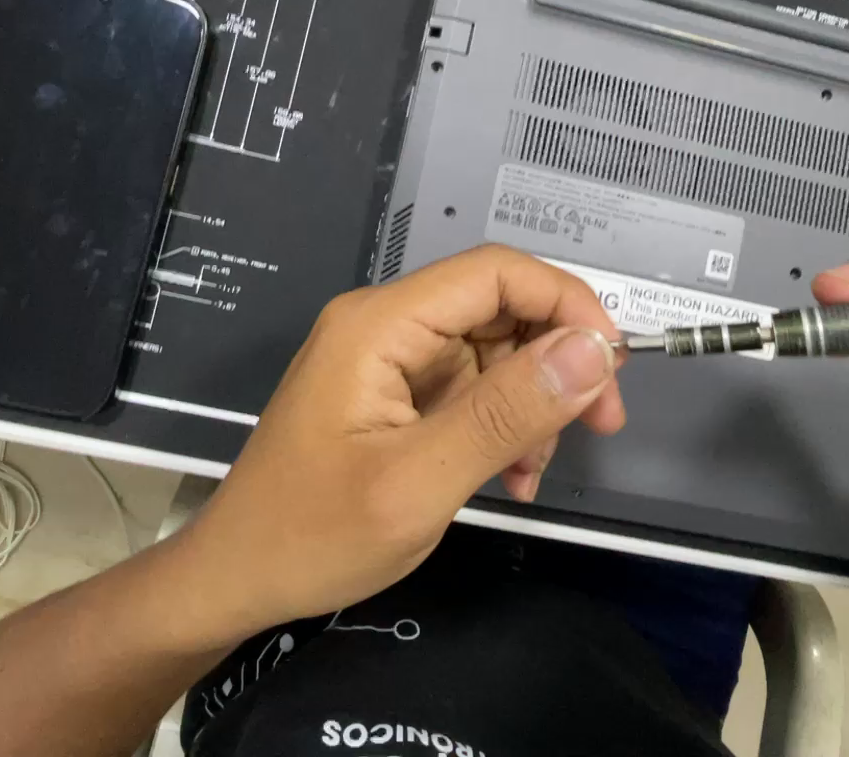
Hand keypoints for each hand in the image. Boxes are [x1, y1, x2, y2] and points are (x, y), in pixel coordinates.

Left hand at [172, 246, 625, 642]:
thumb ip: (506, 413)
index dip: (565, 302)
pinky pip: (470, 387)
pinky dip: (502, 425)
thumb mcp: (419, 482)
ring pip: (493, 351)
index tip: (611, 365)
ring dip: (530, 404)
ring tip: (530, 472)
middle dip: (556, 361)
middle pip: (498, 307)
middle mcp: (386, 323)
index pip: (494, 272)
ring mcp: (390, 357)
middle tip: (599, 424)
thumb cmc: (313, 535)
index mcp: (381, 323)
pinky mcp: (395, 390)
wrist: (237, 577)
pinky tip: (509, 476)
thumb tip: (592, 350)